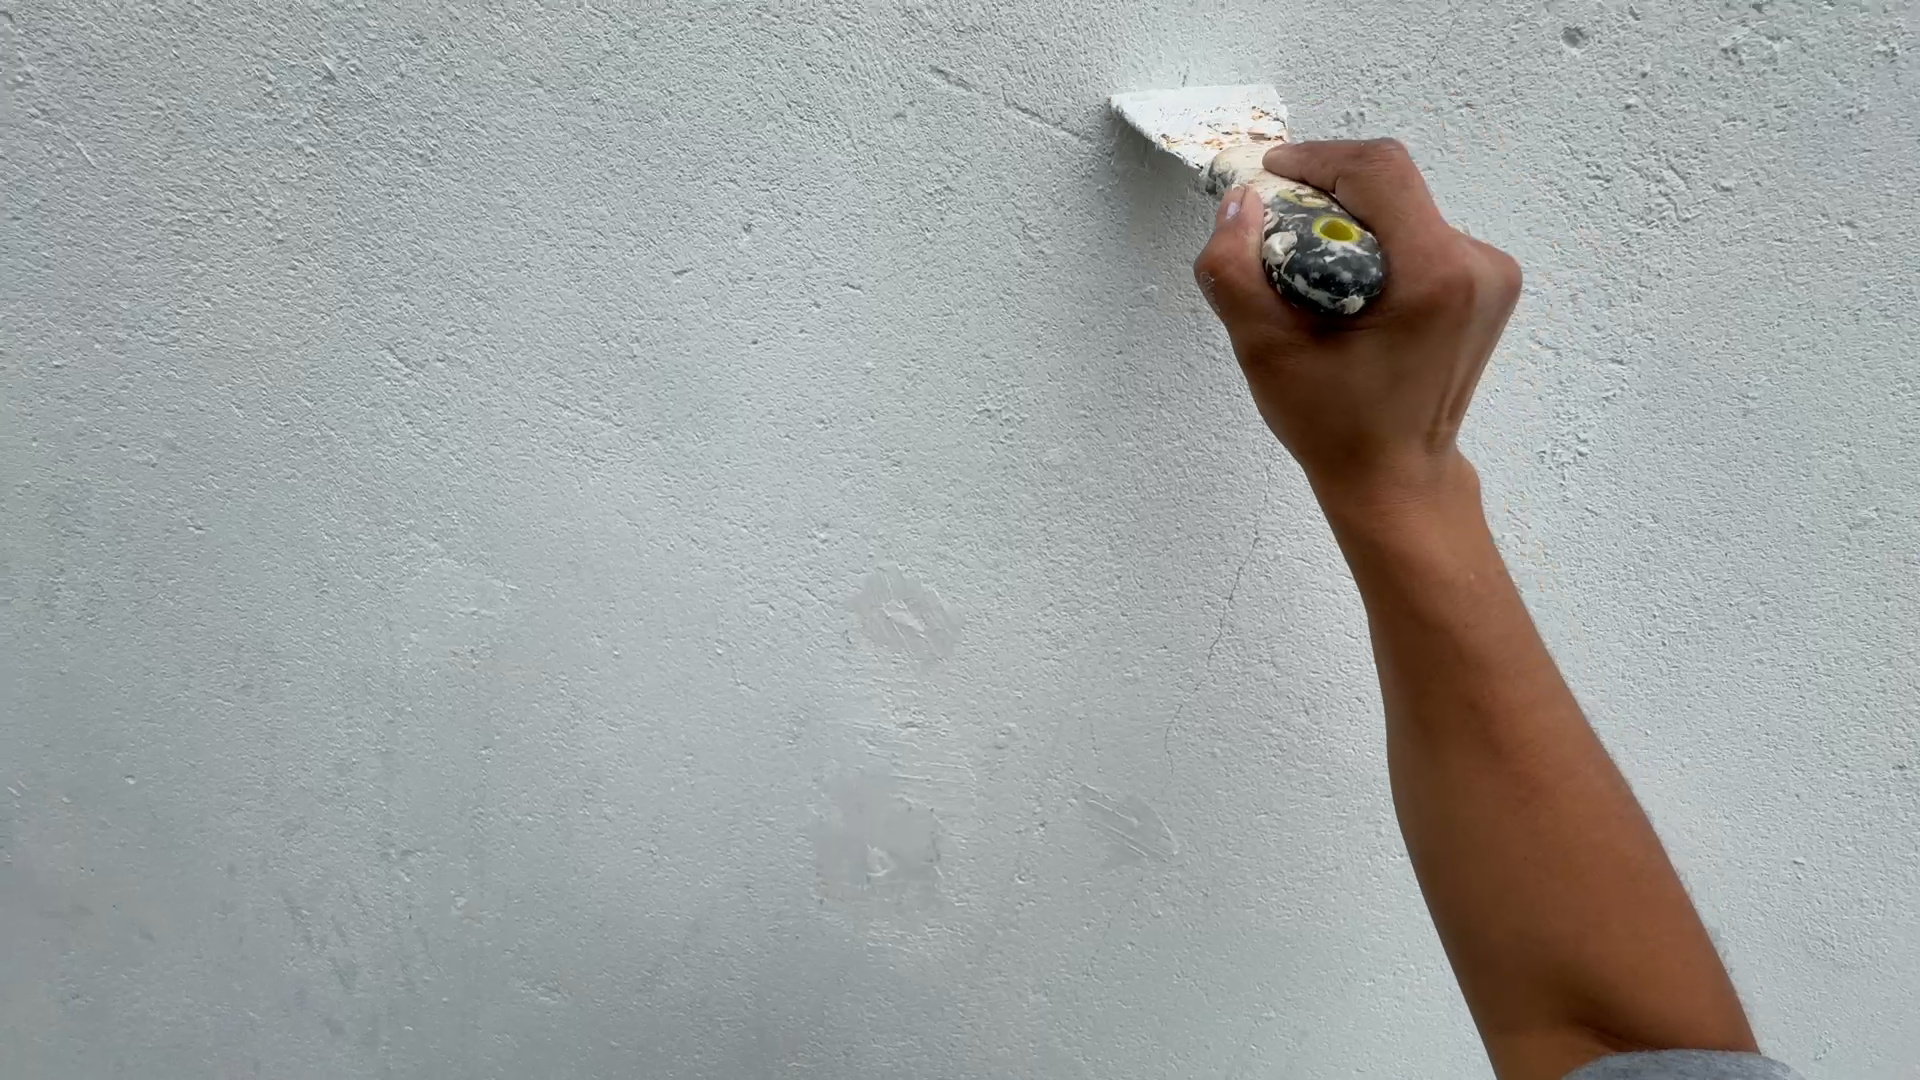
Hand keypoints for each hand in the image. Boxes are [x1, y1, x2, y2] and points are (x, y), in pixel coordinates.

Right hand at [1193, 139, 1521, 513]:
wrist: (1392, 476)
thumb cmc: (1331, 427)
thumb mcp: (1264, 353)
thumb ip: (1234, 274)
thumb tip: (1238, 206)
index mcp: (1433, 275)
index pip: (1378, 170)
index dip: (1315, 160)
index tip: (1268, 177)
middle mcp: (1477, 264)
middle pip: (1390, 190)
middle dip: (1323, 200)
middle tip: (1274, 237)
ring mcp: (1490, 276)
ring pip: (1403, 214)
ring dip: (1345, 227)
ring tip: (1305, 277)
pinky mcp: (1485, 288)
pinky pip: (1419, 240)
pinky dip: (1372, 250)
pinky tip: (1343, 295)